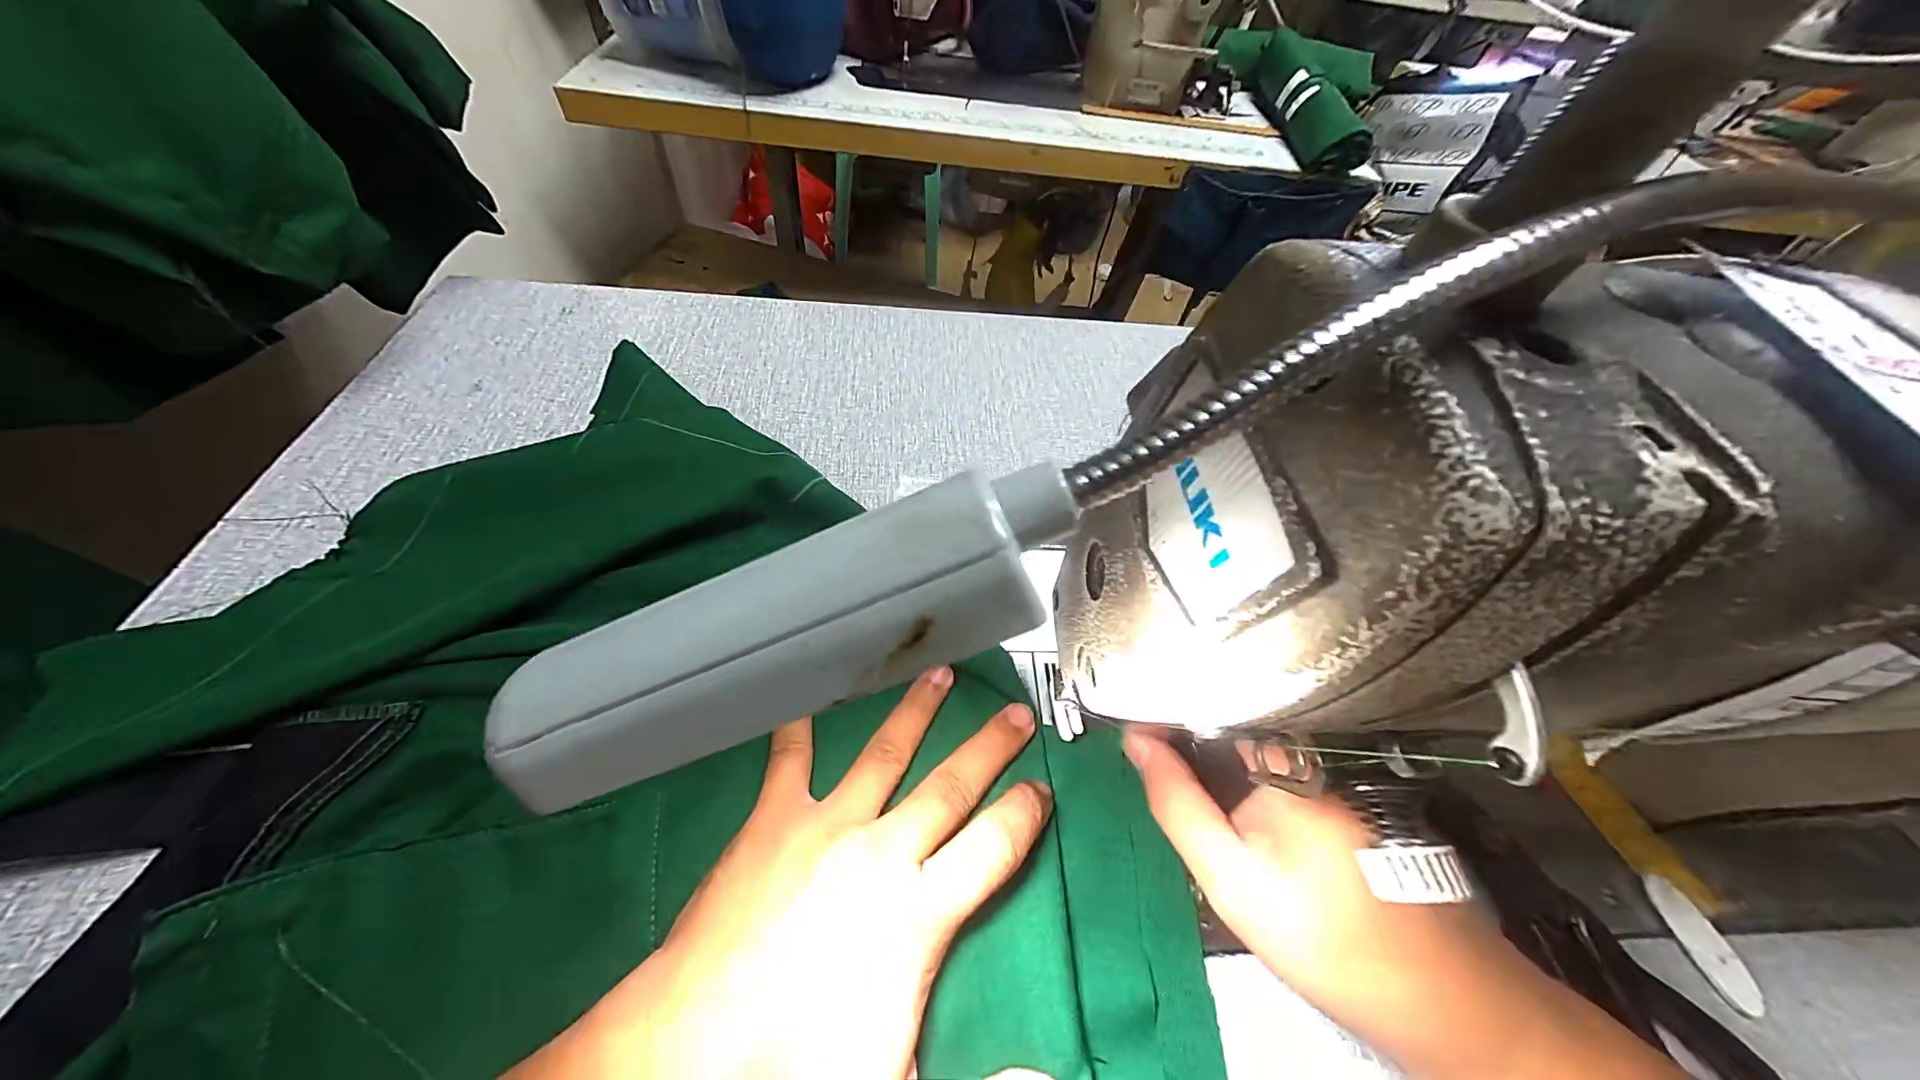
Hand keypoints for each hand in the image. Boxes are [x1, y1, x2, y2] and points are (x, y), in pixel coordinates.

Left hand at [508, 667, 1054, 1079]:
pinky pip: (791, 761)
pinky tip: (807, 701)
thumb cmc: (798, 1059)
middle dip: (990, 748)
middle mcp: (882, 852)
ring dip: (916, 714)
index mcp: (919, 911)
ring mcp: (828, 826)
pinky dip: (799, 729)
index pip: (992, 848)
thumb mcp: (900, 1077)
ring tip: (939, 677)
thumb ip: (981, 1078)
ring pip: (885, 755)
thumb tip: (1048, 1079)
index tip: (1040, 790)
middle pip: (951, 786)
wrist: (694, 1042)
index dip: (1023, 815)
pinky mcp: (775, 819)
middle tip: (1016, 714)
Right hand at [1123, 727, 1683, 1079]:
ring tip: (1210, 812)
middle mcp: (1313, 751)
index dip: (1164, 719)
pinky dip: (1251, 785)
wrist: (1436, 998)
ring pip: (1253, 751)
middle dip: (1192, 751)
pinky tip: (1254, 826)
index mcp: (1283, 758)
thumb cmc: (1322, 937)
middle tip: (1172, 791)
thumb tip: (1135, 741)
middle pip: (1229, 728)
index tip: (1136, 742)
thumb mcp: (1229, 875)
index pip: (1206, 707)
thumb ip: (1177, 802)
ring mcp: (1337, 770)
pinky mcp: (1350, 792)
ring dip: (1220, 768)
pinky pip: (1281, 771)